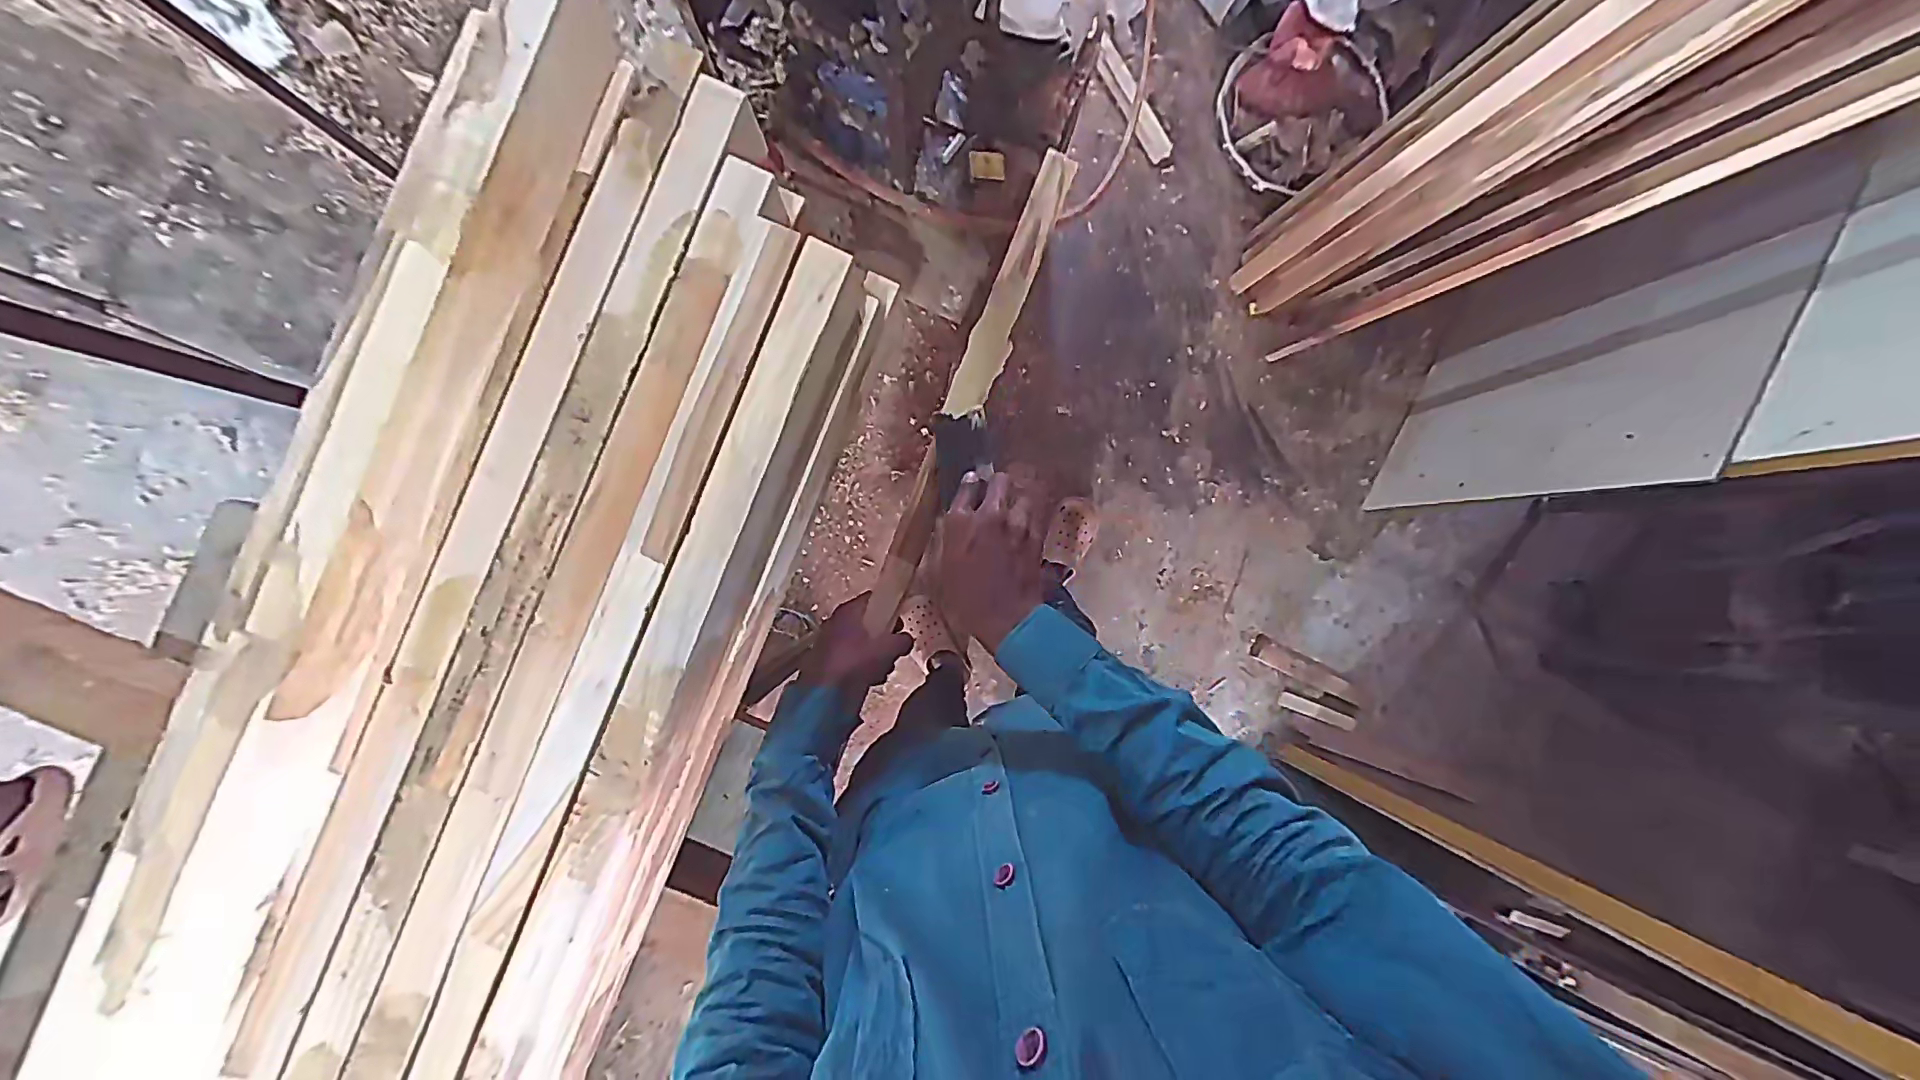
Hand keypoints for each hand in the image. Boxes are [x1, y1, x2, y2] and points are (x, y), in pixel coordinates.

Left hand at [797, 593, 911, 705]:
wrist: (826, 693)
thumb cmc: (856, 661)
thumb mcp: (889, 647)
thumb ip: (902, 640)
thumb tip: (906, 639)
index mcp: (848, 611)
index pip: (874, 599)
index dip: (891, 608)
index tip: (901, 620)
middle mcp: (837, 623)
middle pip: (870, 623)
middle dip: (886, 638)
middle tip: (895, 648)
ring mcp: (832, 644)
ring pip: (864, 644)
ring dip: (878, 657)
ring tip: (884, 668)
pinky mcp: (831, 664)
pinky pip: (855, 661)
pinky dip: (865, 669)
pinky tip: (872, 679)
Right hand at [934, 471, 1048, 652]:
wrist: (1005, 617)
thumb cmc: (966, 599)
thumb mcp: (942, 569)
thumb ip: (947, 539)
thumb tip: (950, 525)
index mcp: (959, 522)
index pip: (967, 485)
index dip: (971, 484)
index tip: (973, 485)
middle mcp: (989, 514)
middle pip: (999, 481)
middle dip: (998, 484)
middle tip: (997, 492)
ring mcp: (1016, 523)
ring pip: (1023, 493)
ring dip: (1019, 496)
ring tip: (1016, 504)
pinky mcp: (1036, 535)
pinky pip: (1037, 513)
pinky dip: (1033, 512)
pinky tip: (1029, 519)